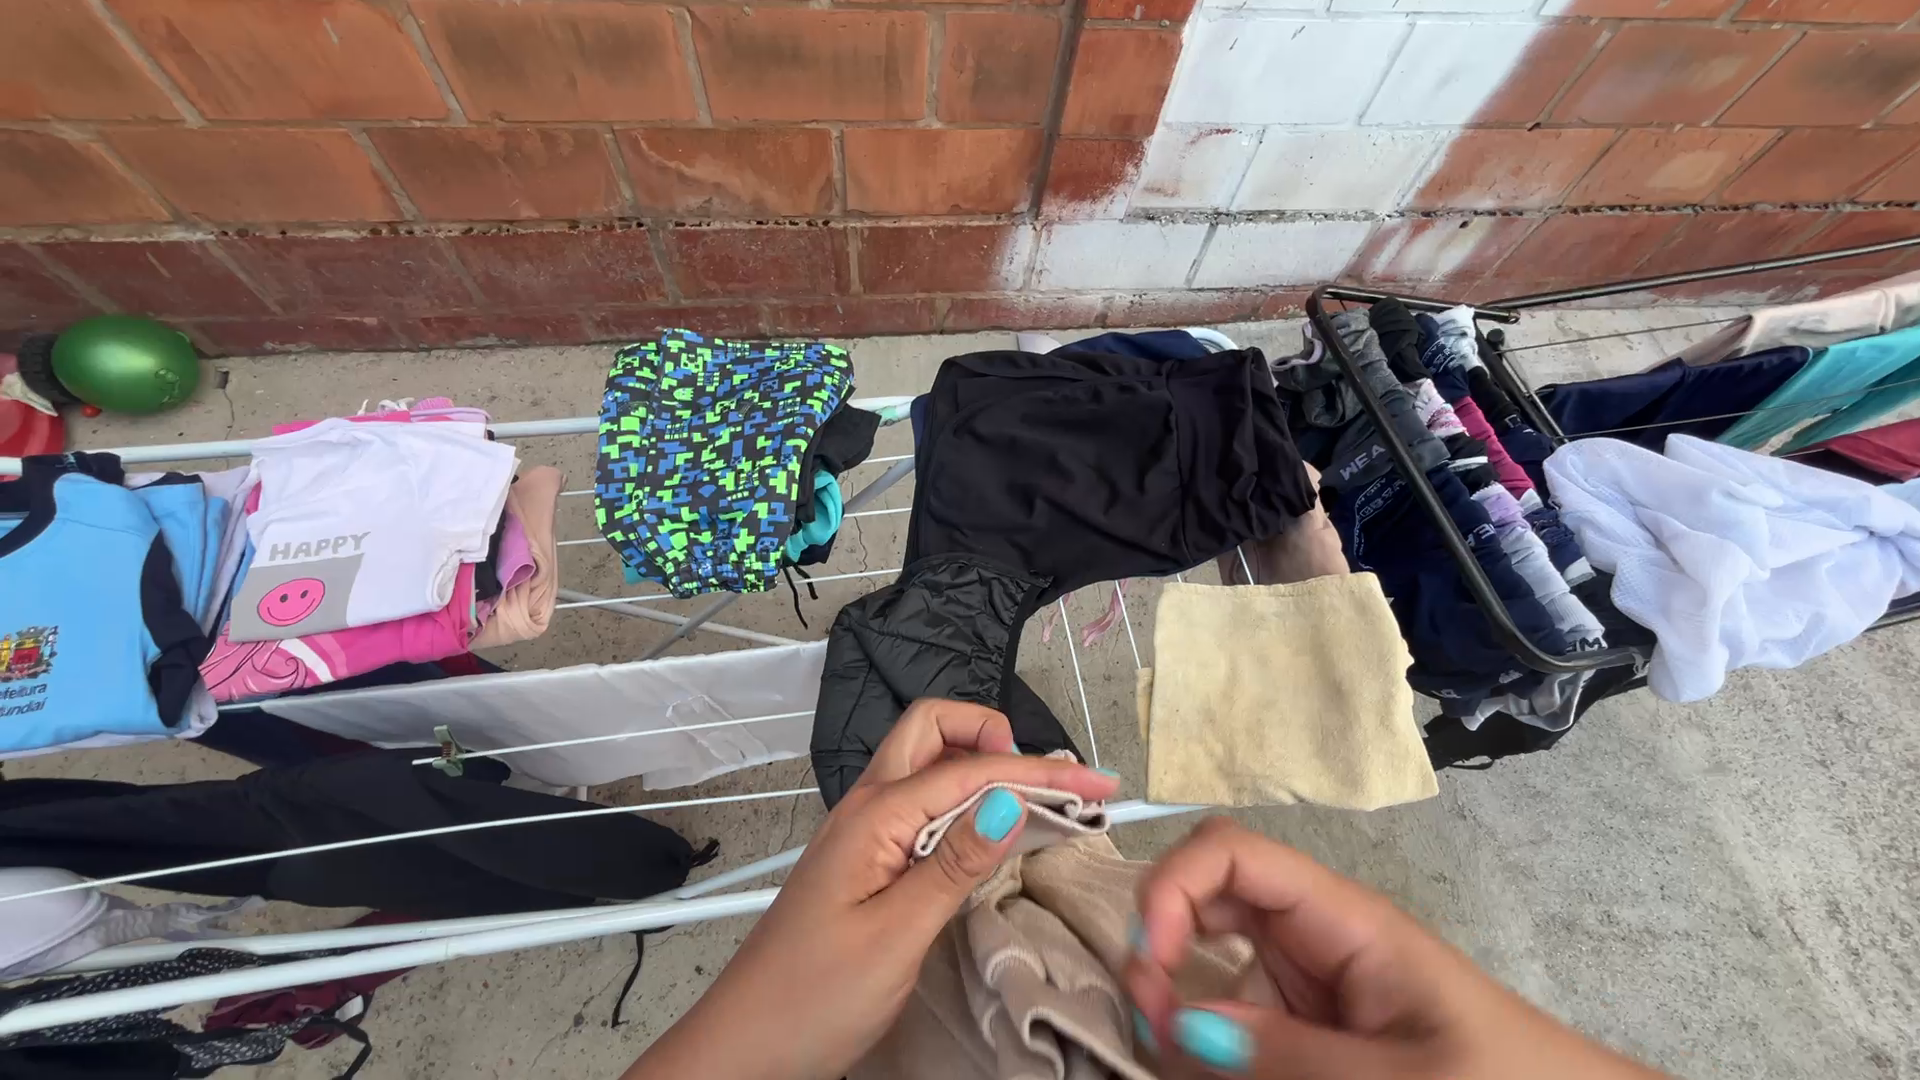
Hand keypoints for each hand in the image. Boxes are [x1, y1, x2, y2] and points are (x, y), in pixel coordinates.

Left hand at [624, 699, 1118, 1079]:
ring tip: (1027, 794)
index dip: (1039, 771)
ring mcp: (864, 825)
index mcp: (876, 814)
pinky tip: (984, 827)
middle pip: (932, 727)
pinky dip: (961, 795)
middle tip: (1042, 776)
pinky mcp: (867, 851)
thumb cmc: (814, 996)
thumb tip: (1011, 800)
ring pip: (925, 758)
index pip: (972, 770)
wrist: (744, 1043)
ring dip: (977, 759)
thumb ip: (955, 863)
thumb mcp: (896, 936)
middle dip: (992, 732)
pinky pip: (920, 798)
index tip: (1096, 785)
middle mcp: (868, 803)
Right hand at [1128, 818, 1666, 1079]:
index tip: (1155, 968)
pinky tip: (1204, 1067)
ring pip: (1208, 952)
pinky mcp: (1303, 1017)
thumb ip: (1291, 1059)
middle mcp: (1308, 929)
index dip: (1173, 886)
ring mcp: (1303, 973)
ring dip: (1177, 995)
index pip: (1229, 851)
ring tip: (1169, 1055)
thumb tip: (1175, 1029)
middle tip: (1146, 1018)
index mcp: (1338, 916)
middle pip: (1205, 889)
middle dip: (1161, 938)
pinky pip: (1233, 1009)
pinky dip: (1205, 1034)